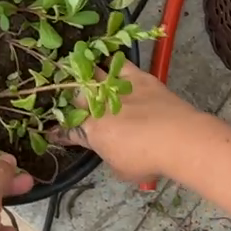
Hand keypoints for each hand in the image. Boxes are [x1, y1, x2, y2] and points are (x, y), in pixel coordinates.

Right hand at [61, 63, 199, 181]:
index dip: (61, 133)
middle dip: (74, 102)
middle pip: (78, 99)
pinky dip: (111, 62)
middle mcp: (99, 106)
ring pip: (92, 78)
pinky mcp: (136, 77)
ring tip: (81, 75)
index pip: (70, 131)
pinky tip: (107, 61)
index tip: (54, 133)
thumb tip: (110, 150)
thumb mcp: (121, 169)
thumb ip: (109, 156)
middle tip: (77, 104)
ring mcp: (117, 89)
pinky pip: (118, 64)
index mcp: (92, 132)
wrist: (177, 138)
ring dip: (84, 77)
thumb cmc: (148, 160)